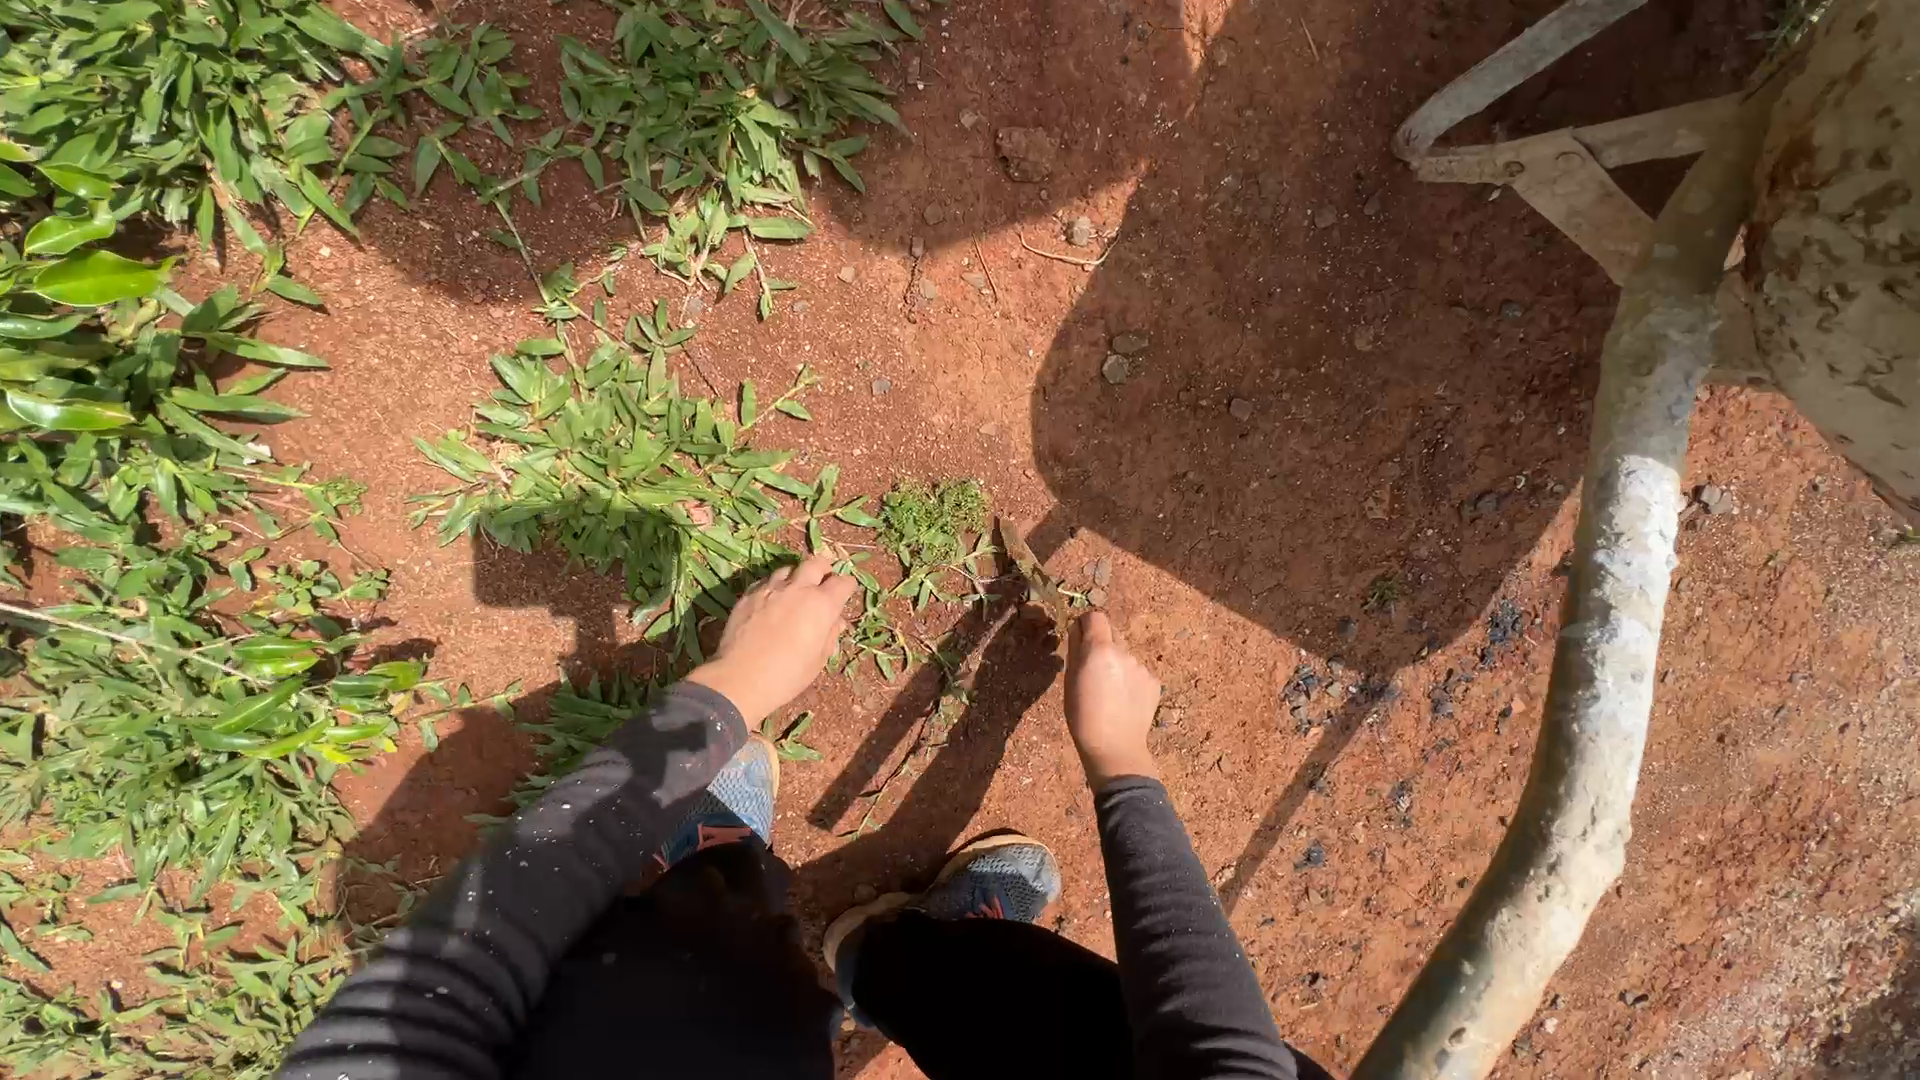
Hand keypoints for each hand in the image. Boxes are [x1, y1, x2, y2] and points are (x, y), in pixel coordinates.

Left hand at [686, 555, 857, 726]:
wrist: (741, 679)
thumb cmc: (787, 675)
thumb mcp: (818, 660)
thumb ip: (830, 635)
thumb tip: (836, 621)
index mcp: (822, 604)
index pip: (843, 582)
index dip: (847, 586)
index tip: (846, 592)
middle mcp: (798, 589)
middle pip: (816, 563)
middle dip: (824, 569)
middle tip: (824, 580)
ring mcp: (770, 589)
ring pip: (788, 569)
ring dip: (797, 576)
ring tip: (796, 589)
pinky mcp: (748, 594)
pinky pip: (766, 581)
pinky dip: (774, 586)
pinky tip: (773, 599)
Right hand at [1064, 611, 1161, 788]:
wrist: (1115, 747)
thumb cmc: (1082, 715)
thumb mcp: (1069, 680)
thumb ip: (1075, 649)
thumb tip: (1077, 629)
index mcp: (1100, 649)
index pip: (1095, 616)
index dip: (1086, 625)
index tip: (1081, 639)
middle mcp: (1124, 651)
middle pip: (1112, 634)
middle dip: (1102, 645)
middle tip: (1093, 671)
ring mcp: (1142, 666)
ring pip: (1125, 654)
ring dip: (1117, 664)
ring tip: (1109, 692)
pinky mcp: (1154, 681)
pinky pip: (1137, 671)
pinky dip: (1130, 680)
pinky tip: (1124, 701)